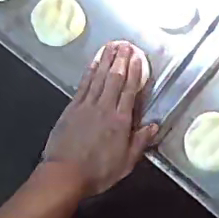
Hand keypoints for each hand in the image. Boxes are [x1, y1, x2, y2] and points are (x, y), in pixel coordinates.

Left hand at [42, 41, 159, 196]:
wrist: (64, 174)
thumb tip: (154, 125)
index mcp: (121, 120)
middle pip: (115, 78)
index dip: (134, 72)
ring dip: (106, 60)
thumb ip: (140, 141)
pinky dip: (89, 72)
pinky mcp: (72, 108)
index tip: (138, 57)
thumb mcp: (126, 162)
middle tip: (126, 44)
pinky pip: (83, 85)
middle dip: (121, 59)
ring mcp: (87, 106)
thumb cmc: (98, 171)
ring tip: (111, 46)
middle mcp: (105, 108)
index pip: (130, 90)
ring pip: (99, 78)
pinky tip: (93, 63)